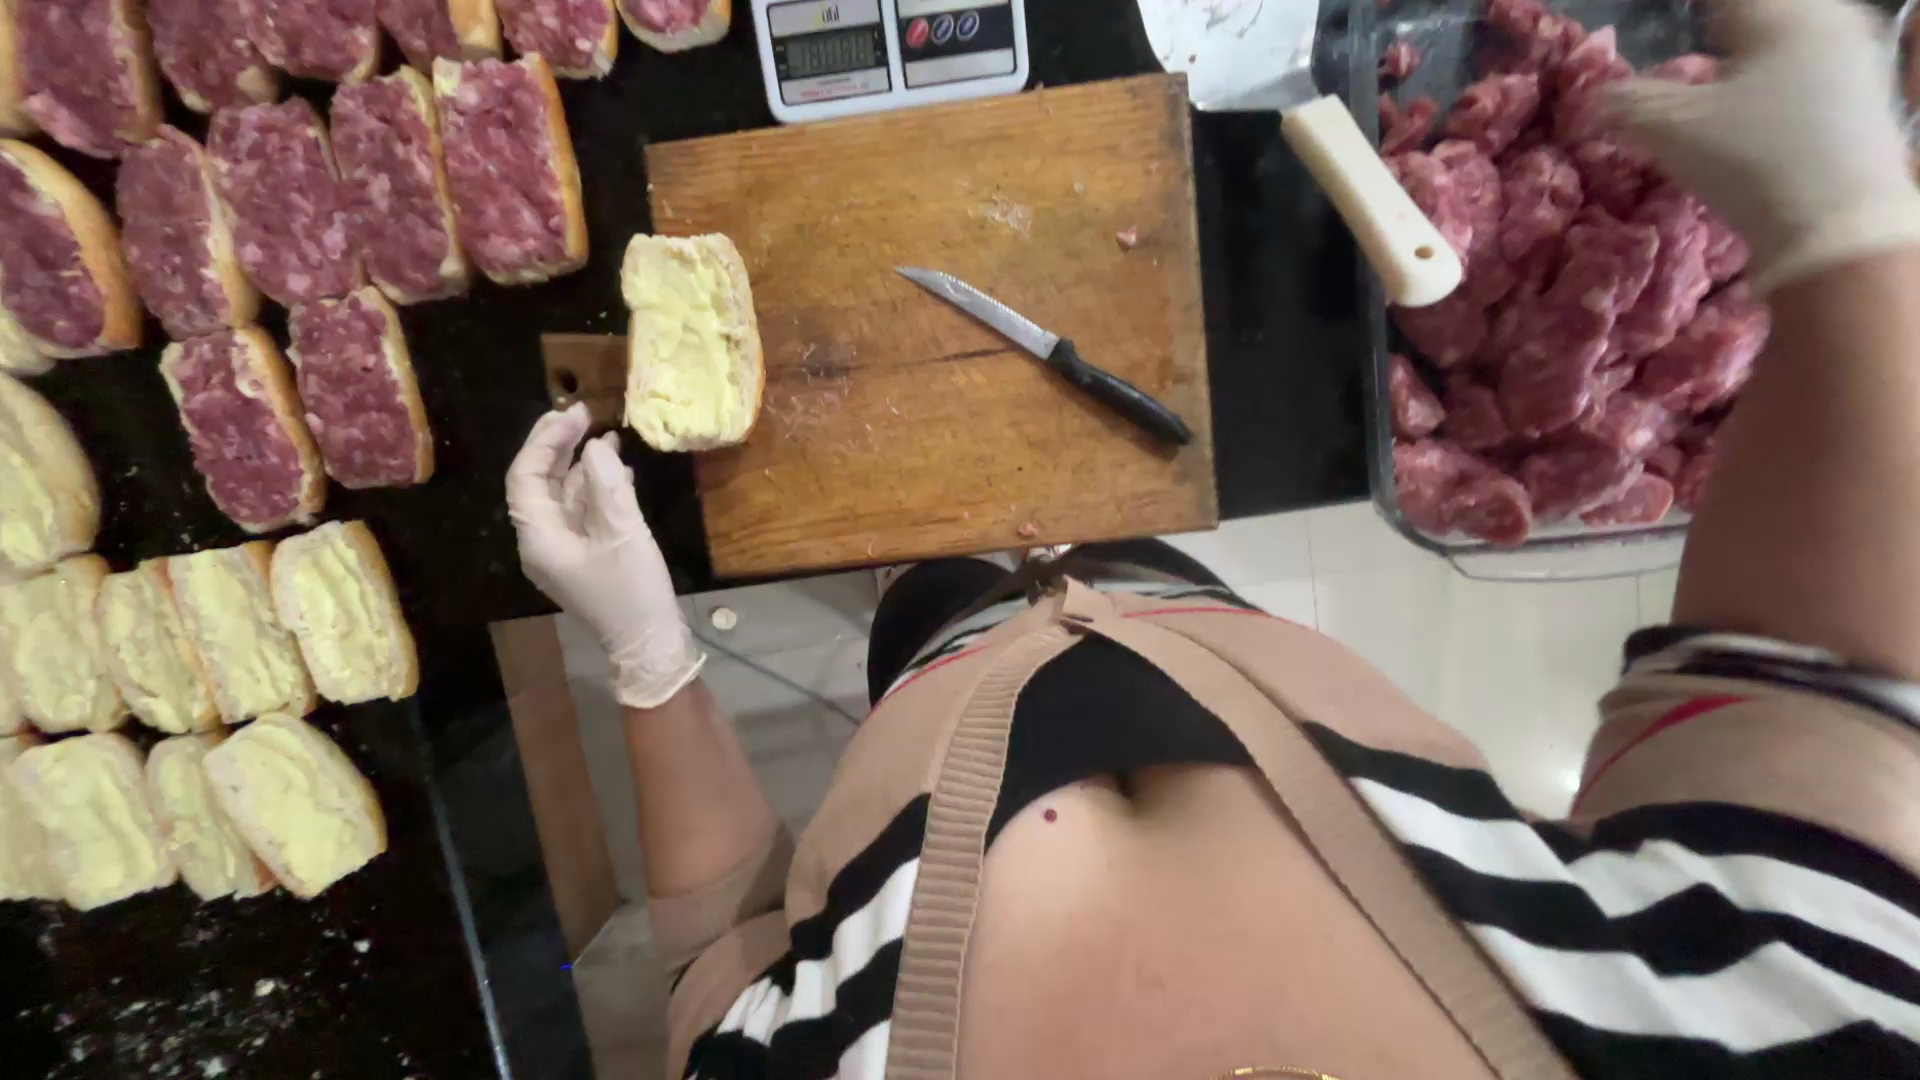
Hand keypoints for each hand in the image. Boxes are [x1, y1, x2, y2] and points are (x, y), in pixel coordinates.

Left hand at [506, 404, 704, 708]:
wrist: (649, 645)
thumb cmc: (632, 592)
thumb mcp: (624, 534)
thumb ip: (607, 485)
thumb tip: (596, 446)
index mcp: (539, 537)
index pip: (526, 476)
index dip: (546, 441)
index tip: (574, 414)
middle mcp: (543, 541)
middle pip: (541, 483)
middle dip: (560, 447)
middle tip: (586, 415)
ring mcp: (565, 550)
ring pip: (565, 496)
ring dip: (583, 465)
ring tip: (608, 436)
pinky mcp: (587, 557)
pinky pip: (584, 513)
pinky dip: (599, 489)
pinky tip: (619, 472)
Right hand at [1608, 0, 1919, 291]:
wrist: (1832, 216)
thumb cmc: (1750, 157)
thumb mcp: (1669, 129)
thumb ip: (1623, 105)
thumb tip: (1588, 96)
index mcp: (1787, 16)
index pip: (1723, 0)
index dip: (1683, 13)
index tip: (1651, 23)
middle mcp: (1830, 22)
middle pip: (1753, 22)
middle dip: (1707, 42)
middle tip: (1668, 70)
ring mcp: (1852, 60)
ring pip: (1773, 51)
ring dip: (1732, 69)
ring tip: (1697, 96)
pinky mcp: (1856, 99)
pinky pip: (1794, 77)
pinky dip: (1758, 91)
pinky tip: (1737, 123)